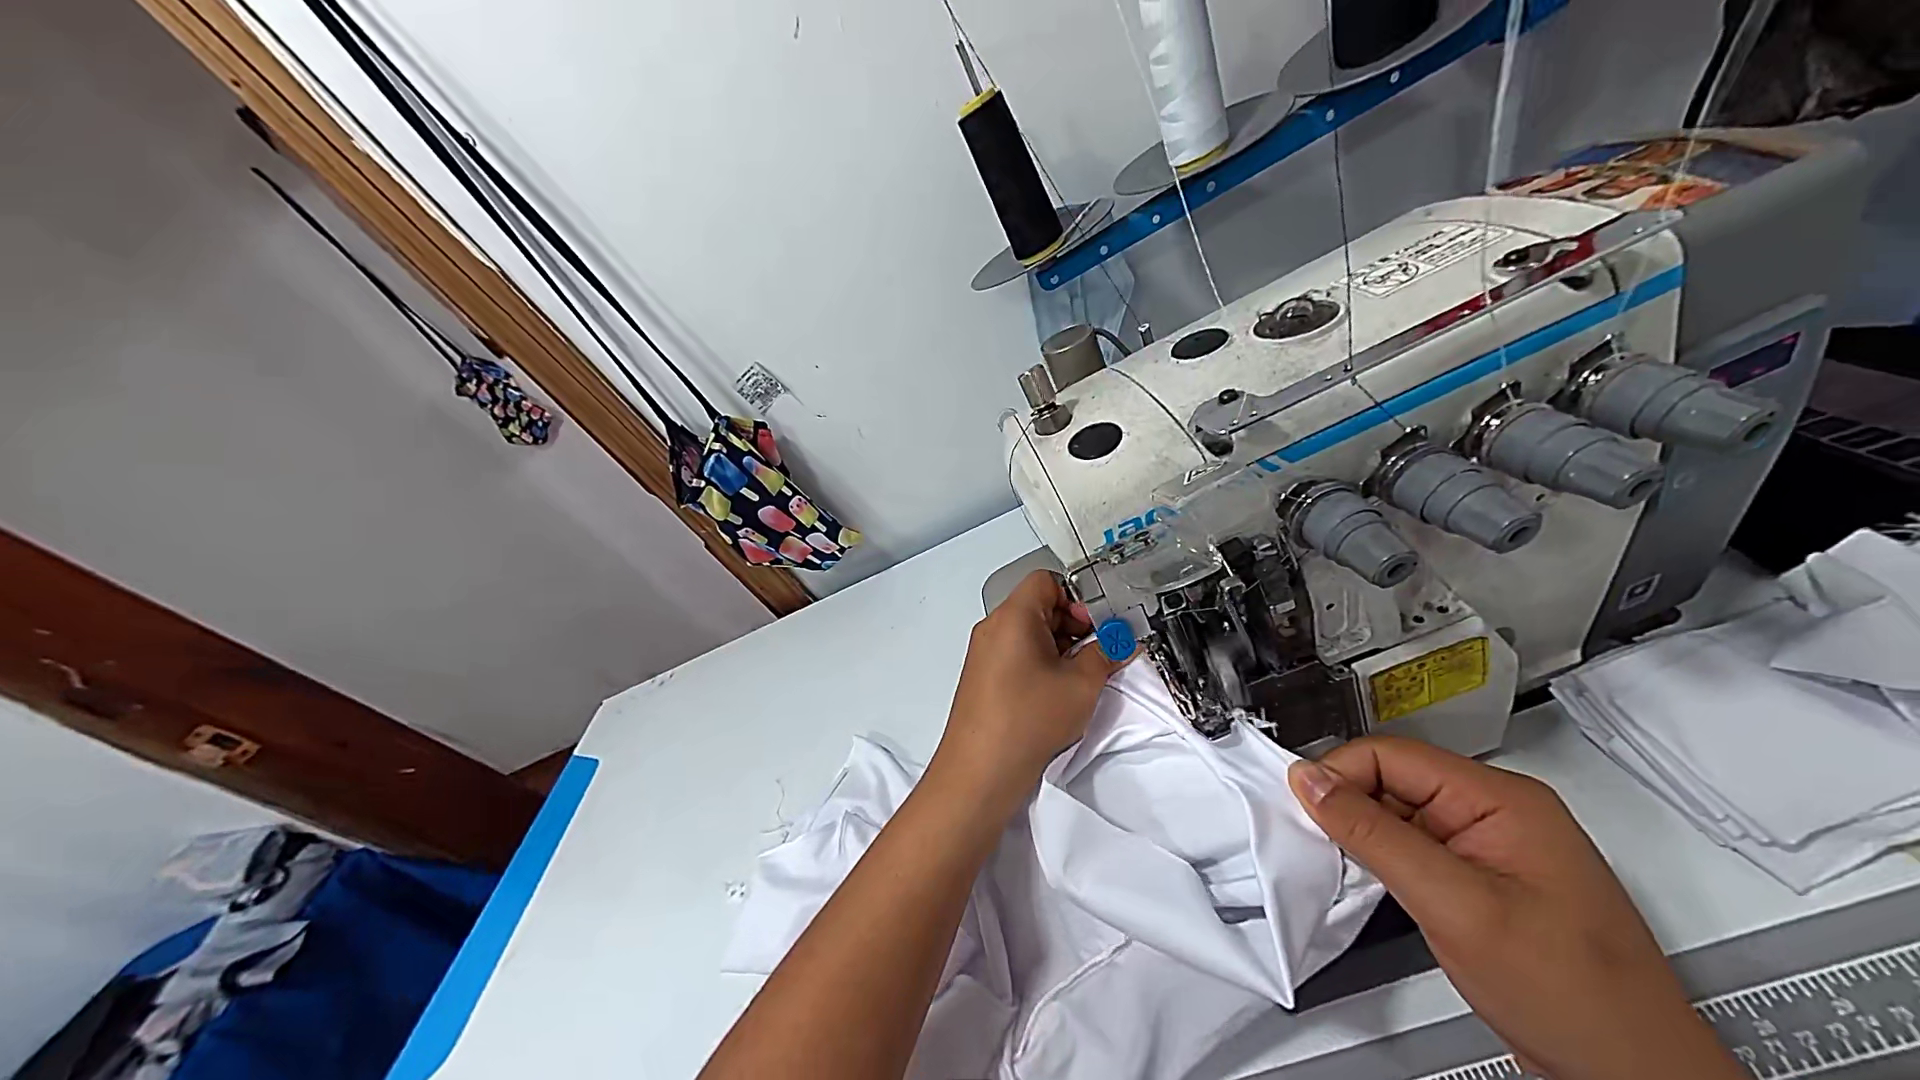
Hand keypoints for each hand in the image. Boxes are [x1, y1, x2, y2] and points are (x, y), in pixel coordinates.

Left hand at [929, 571, 1130, 811]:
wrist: (981, 770)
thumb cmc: (1022, 723)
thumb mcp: (1082, 684)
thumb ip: (1106, 654)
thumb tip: (1118, 643)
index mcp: (1013, 617)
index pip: (1046, 582)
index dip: (1077, 597)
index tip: (1097, 624)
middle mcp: (993, 629)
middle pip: (1039, 606)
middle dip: (1073, 625)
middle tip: (1097, 650)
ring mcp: (985, 654)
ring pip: (1029, 632)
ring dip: (1059, 647)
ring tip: (1080, 677)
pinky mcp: (984, 678)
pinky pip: (1017, 655)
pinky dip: (1041, 664)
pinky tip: (1058, 693)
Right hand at [1288, 737, 1743, 1079]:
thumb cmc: (1578, 998)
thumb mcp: (1455, 905)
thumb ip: (1374, 834)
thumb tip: (1312, 782)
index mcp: (1501, 799)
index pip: (1390, 755)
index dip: (1339, 775)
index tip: (1302, 805)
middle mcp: (1494, 812)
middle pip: (1390, 779)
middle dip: (1347, 807)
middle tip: (1320, 844)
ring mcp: (1487, 845)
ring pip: (1395, 812)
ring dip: (1362, 836)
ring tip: (1347, 870)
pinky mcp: (1476, 876)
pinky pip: (1410, 845)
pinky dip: (1380, 859)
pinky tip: (1372, 884)